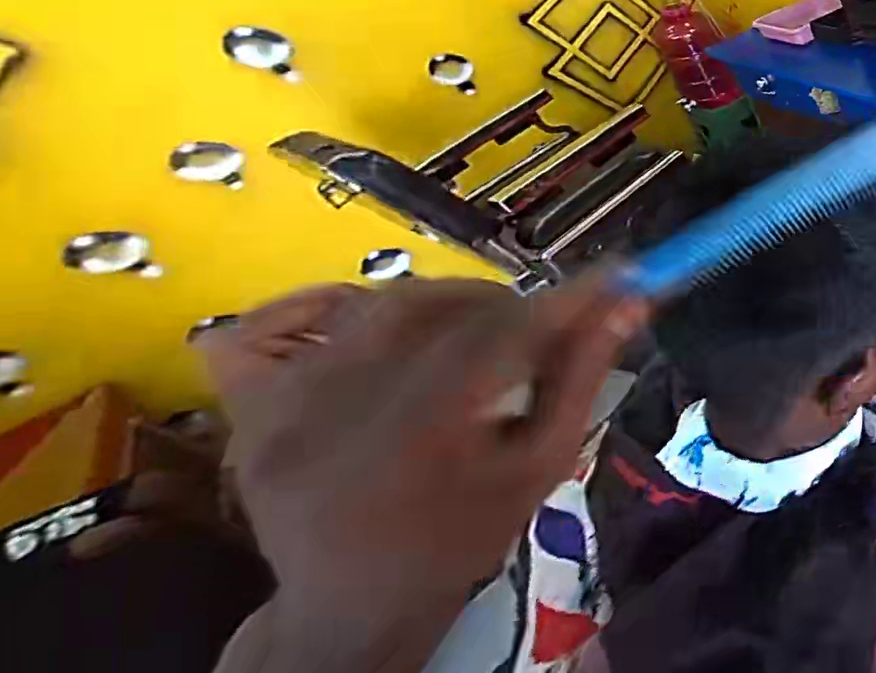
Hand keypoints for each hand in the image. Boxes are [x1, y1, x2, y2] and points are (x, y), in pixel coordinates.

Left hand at [215, 277, 647, 671]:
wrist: (356, 602)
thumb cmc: (469, 530)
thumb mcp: (546, 459)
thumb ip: (586, 372)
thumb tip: (629, 300)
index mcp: (422, 438)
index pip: (505, 332)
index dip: (567, 296)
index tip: (617, 273)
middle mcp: (341, 414)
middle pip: (438, 305)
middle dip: (507, 302)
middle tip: (538, 325)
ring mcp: (281, 411)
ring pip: (378, 303)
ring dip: (444, 303)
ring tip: (472, 333)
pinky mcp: (246, 411)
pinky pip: (264, 328)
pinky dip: (322, 308)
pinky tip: (367, 328)